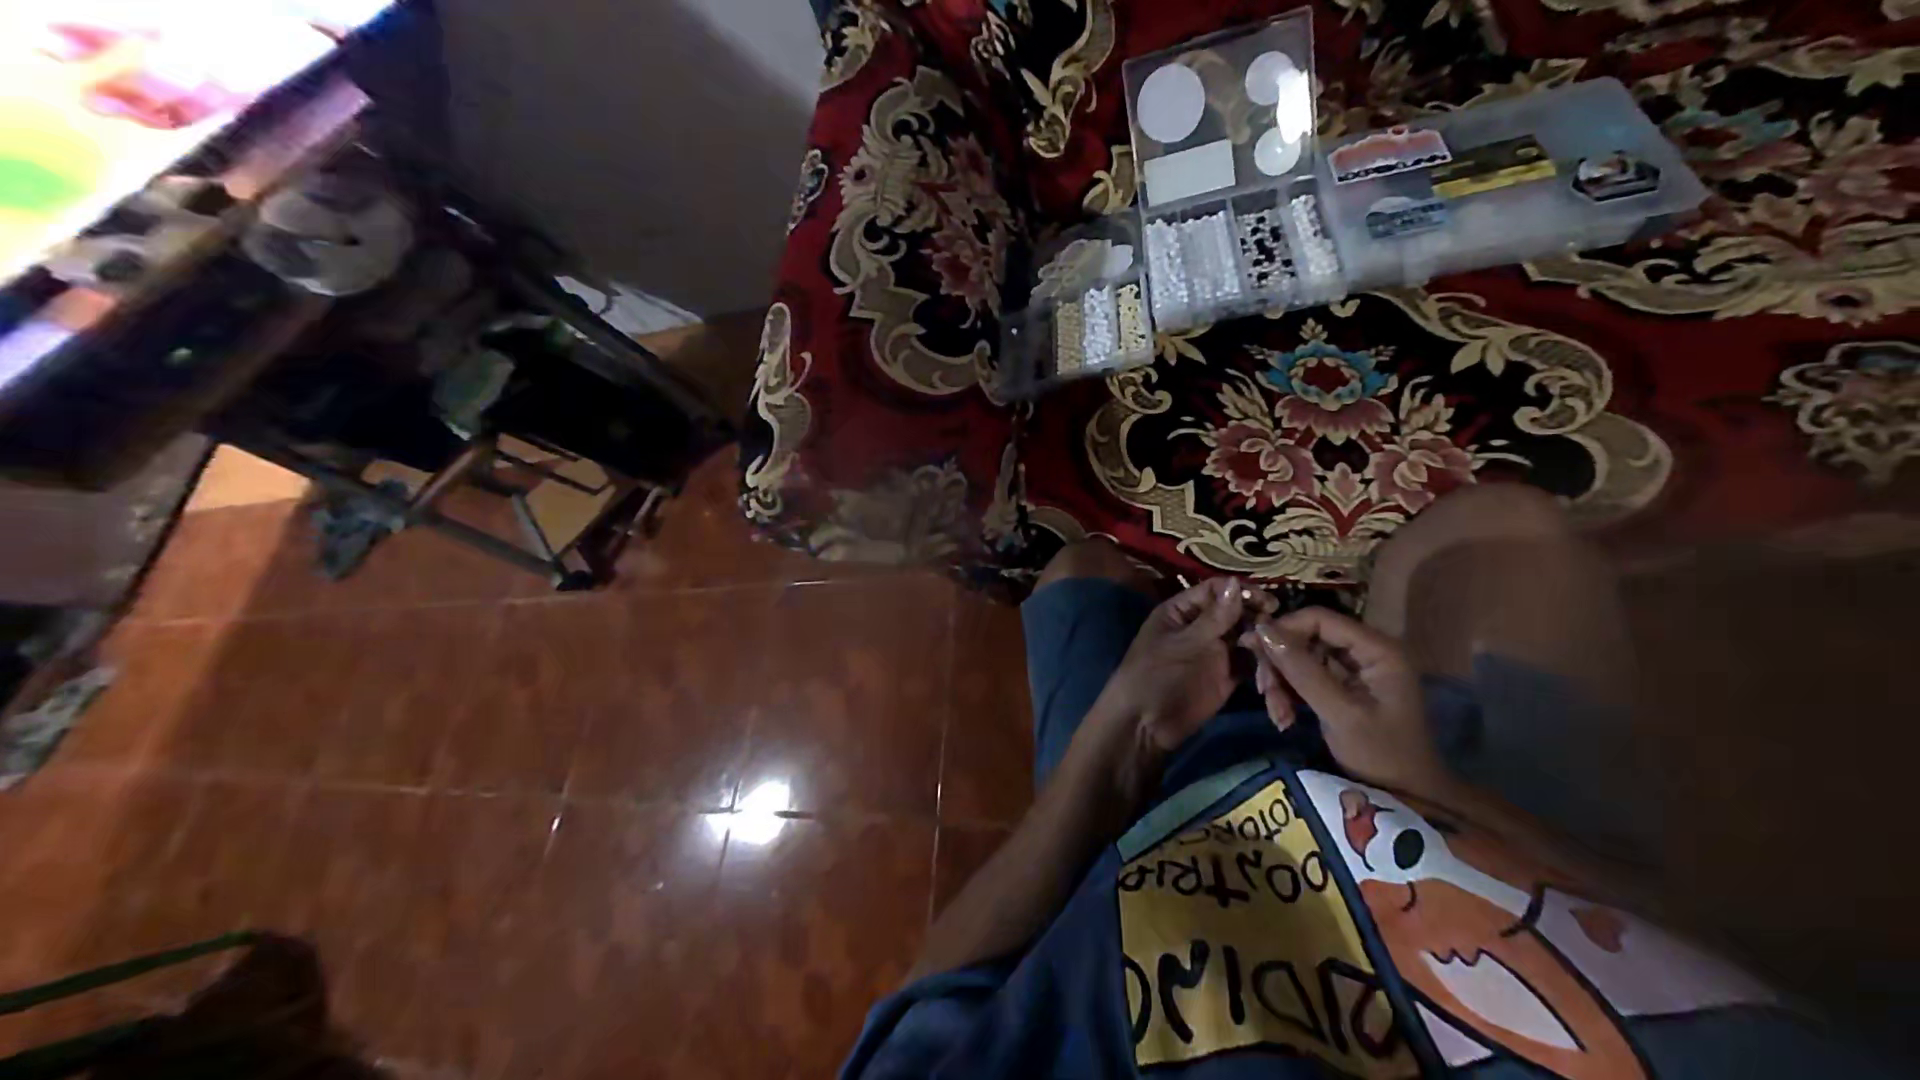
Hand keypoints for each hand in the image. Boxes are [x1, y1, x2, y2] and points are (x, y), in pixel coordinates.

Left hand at [1094, 577, 1275, 762]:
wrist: (1147, 725)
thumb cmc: (1157, 676)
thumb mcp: (1185, 643)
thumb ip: (1215, 617)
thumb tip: (1238, 583)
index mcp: (1180, 611)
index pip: (1214, 590)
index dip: (1240, 592)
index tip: (1266, 601)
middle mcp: (1199, 626)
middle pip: (1235, 611)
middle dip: (1256, 616)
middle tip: (1277, 625)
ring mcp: (1213, 651)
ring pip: (1245, 636)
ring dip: (1261, 640)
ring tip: (1275, 647)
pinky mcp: (1226, 675)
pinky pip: (1249, 661)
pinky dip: (1262, 662)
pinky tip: (1274, 666)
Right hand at [1240, 607, 1453, 798]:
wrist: (1408, 798)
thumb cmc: (1381, 754)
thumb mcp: (1339, 712)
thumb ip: (1302, 670)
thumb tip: (1261, 631)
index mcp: (1377, 650)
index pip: (1319, 618)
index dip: (1284, 629)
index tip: (1253, 651)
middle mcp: (1366, 651)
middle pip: (1306, 636)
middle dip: (1280, 663)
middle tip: (1264, 692)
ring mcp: (1354, 670)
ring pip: (1301, 657)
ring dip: (1281, 683)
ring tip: (1276, 714)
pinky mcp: (1343, 687)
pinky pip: (1305, 677)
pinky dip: (1289, 695)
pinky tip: (1284, 718)